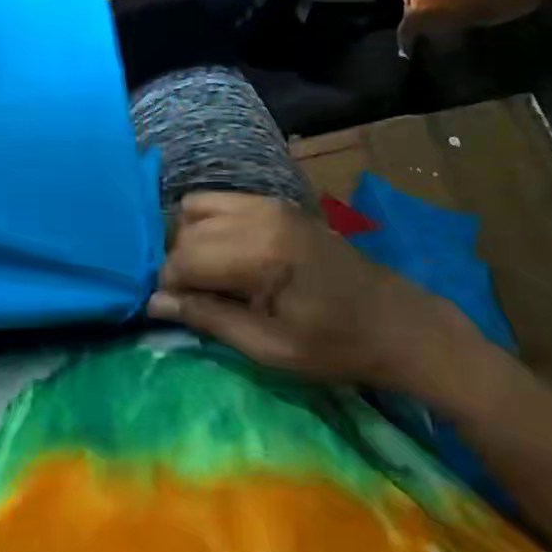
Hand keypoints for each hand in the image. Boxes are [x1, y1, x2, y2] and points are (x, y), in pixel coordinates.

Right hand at [147, 191, 479, 390]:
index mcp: (262, 251)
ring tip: (207, 277)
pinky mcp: (277, 203)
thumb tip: (154, 301)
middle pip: (187, 227)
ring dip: (190, 239)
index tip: (176, 311)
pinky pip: (222, 202)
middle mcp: (261, 213)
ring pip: (198, 206)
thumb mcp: (270, 348)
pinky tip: (224, 258)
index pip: (185, 256)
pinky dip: (209, 224)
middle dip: (178, 262)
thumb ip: (209, 318)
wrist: (396, 322)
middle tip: (191, 298)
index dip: (170, 286)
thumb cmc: (336, 346)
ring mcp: (270, 202)